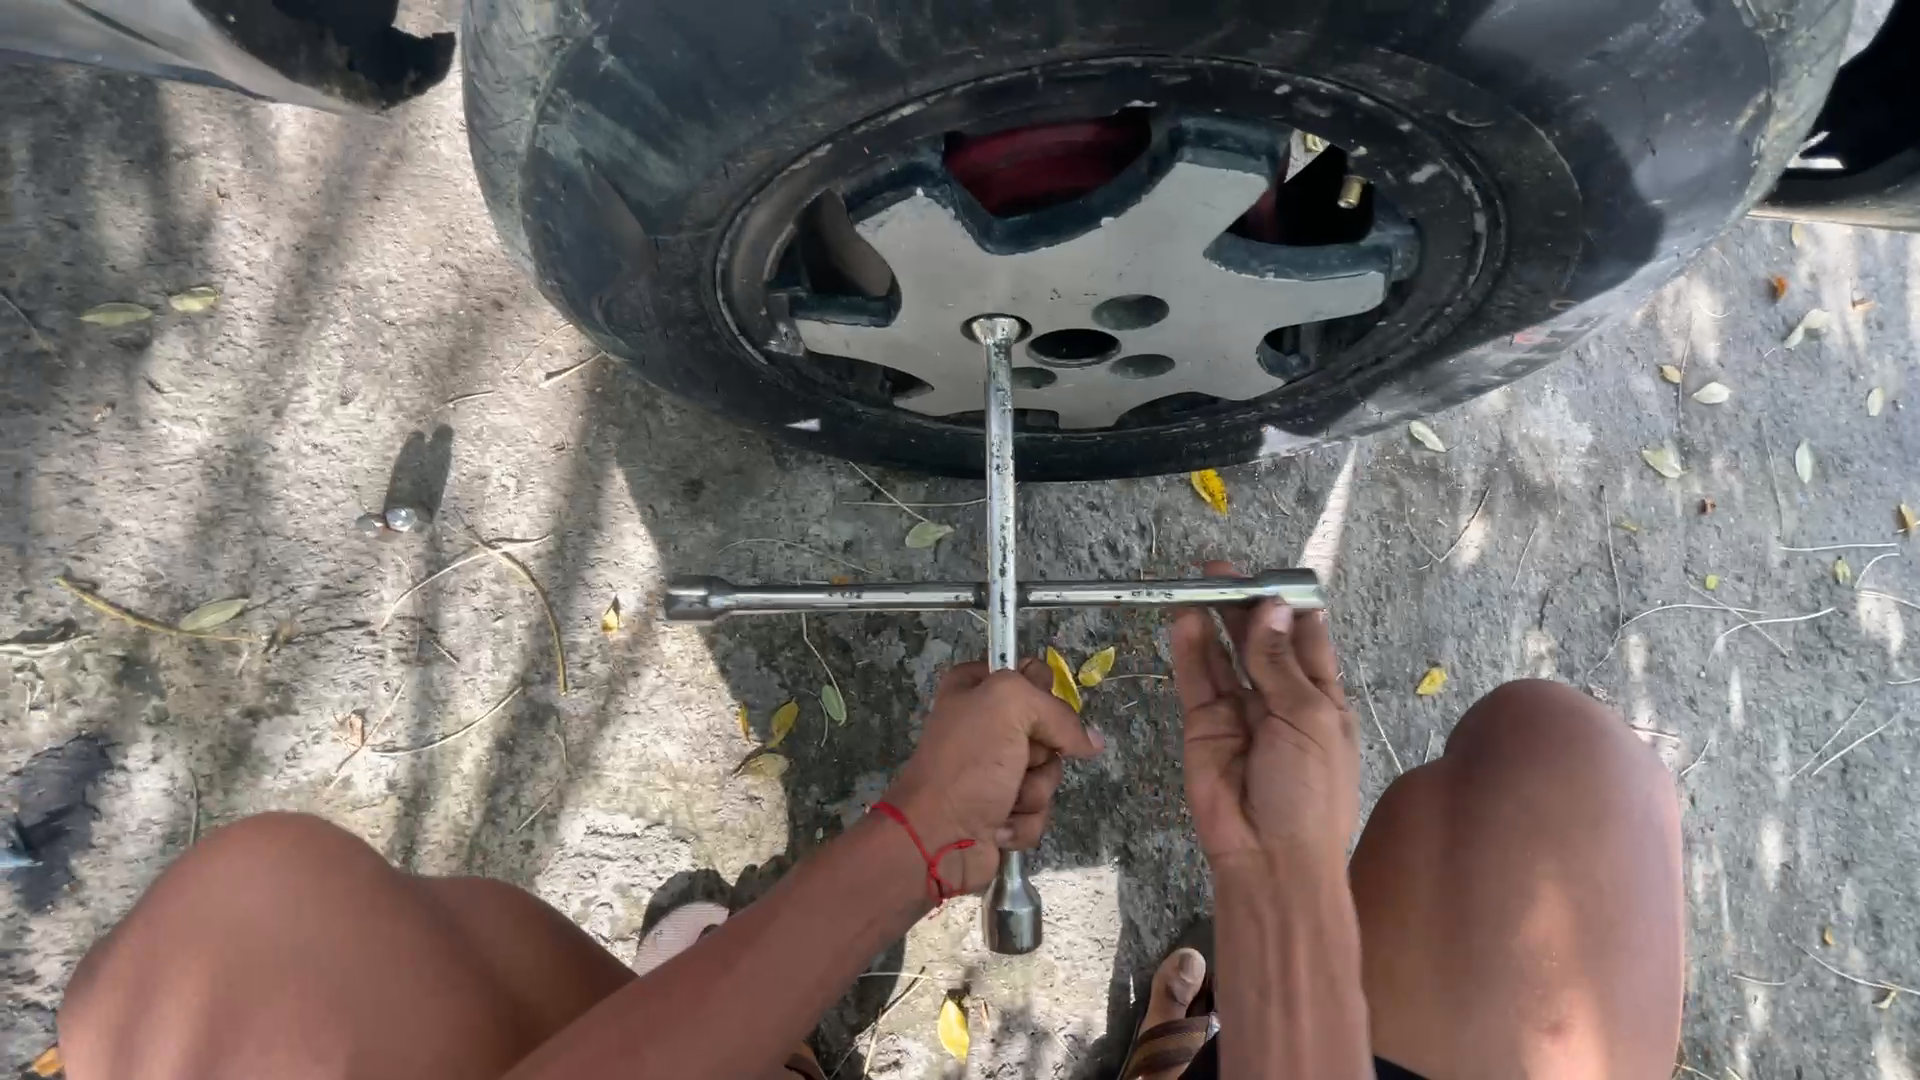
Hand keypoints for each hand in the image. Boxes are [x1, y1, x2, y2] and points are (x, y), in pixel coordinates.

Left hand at [881, 660, 1104, 893]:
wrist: (936, 838)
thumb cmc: (967, 762)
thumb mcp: (1008, 705)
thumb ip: (1056, 709)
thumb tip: (1091, 741)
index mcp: (974, 688)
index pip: (1031, 673)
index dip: (1042, 694)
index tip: (1034, 712)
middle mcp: (984, 725)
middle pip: (1049, 729)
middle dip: (1043, 751)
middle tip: (1020, 758)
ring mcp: (993, 770)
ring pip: (1048, 772)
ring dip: (1033, 790)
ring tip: (1005, 798)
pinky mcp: (1002, 809)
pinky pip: (1039, 809)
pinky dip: (1025, 821)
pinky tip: (999, 825)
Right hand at [1171, 562, 1358, 875]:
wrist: (1269, 858)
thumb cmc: (1309, 791)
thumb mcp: (1308, 719)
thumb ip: (1279, 662)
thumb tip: (1270, 607)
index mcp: (1322, 697)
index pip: (1306, 638)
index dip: (1289, 605)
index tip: (1271, 574)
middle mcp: (1280, 697)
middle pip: (1260, 640)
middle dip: (1244, 605)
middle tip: (1221, 571)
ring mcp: (1239, 709)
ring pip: (1224, 654)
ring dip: (1213, 620)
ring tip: (1198, 584)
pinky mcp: (1203, 722)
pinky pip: (1197, 678)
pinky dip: (1190, 649)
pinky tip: (1185, 620)